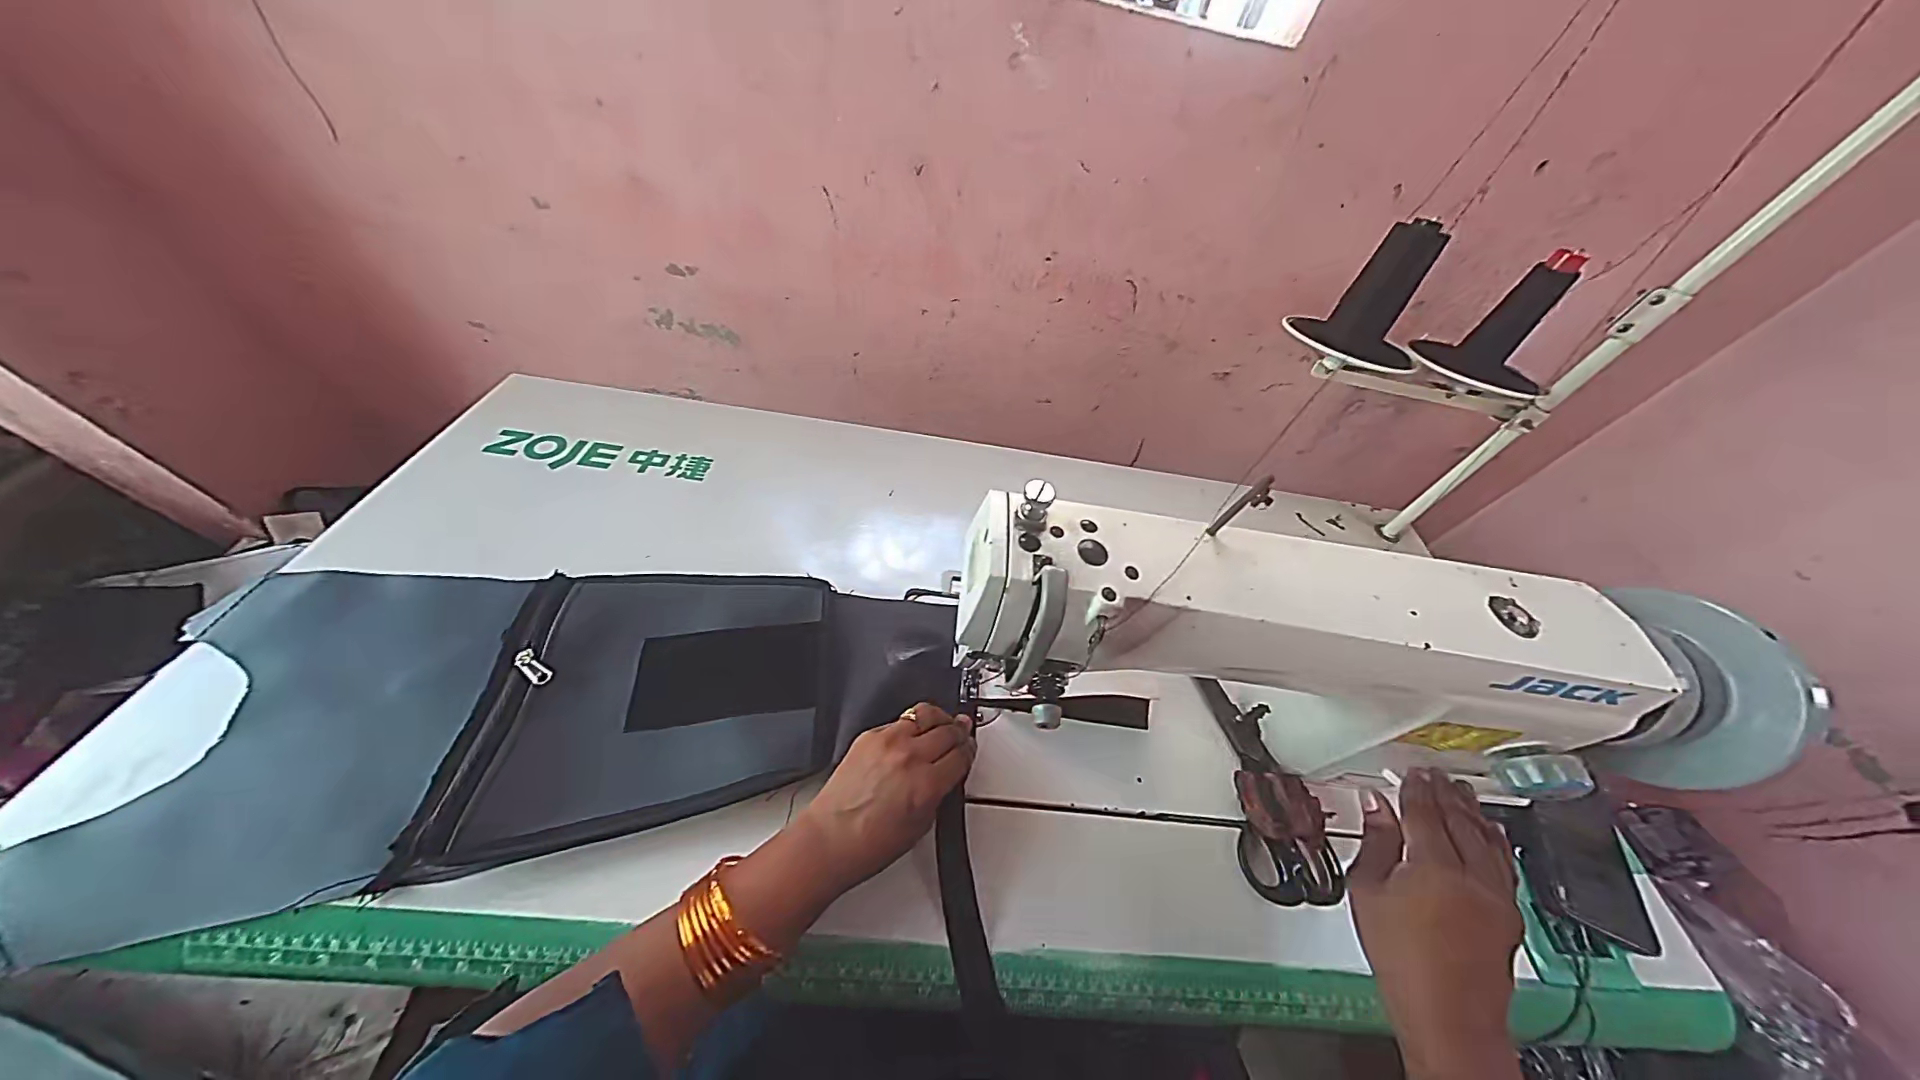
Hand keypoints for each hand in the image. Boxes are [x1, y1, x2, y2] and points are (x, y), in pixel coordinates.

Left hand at [794, 703, 975, 891]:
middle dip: (959, 733)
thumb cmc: (868, 843)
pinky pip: (899, 721)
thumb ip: (939, 793)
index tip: (968, 751)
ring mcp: (888, 742)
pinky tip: (913, 731)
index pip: (961, 755)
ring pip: (926, 714)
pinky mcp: (869, 736)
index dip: (969, 752)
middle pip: (948, 730)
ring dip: (939, 719)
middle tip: (962, 733)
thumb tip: (945, 775)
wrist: (830, 839)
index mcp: (927, 784)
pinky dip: (911, 724)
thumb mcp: (921, 825)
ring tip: (943, 722)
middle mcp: (909, 758)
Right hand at [1350, 769, 1524, 1079]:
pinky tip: (1489, 831)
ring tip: (1461, 793)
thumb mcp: (1367, 892)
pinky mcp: (1511, 914)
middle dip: (1445, 794)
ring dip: (1472, 811)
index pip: (1425, 813)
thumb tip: (1377, 808)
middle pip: (1460, 821)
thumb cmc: (1399, 956)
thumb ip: (1375, 843)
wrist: (1445, 1012)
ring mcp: (1497, 895)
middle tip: (1434, 774)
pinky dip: (1494, 839)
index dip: (1416, 788)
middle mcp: (1473, 876)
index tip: (1410, 773)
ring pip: (1487, 839)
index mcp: (1433, 866)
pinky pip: (1504, 862)